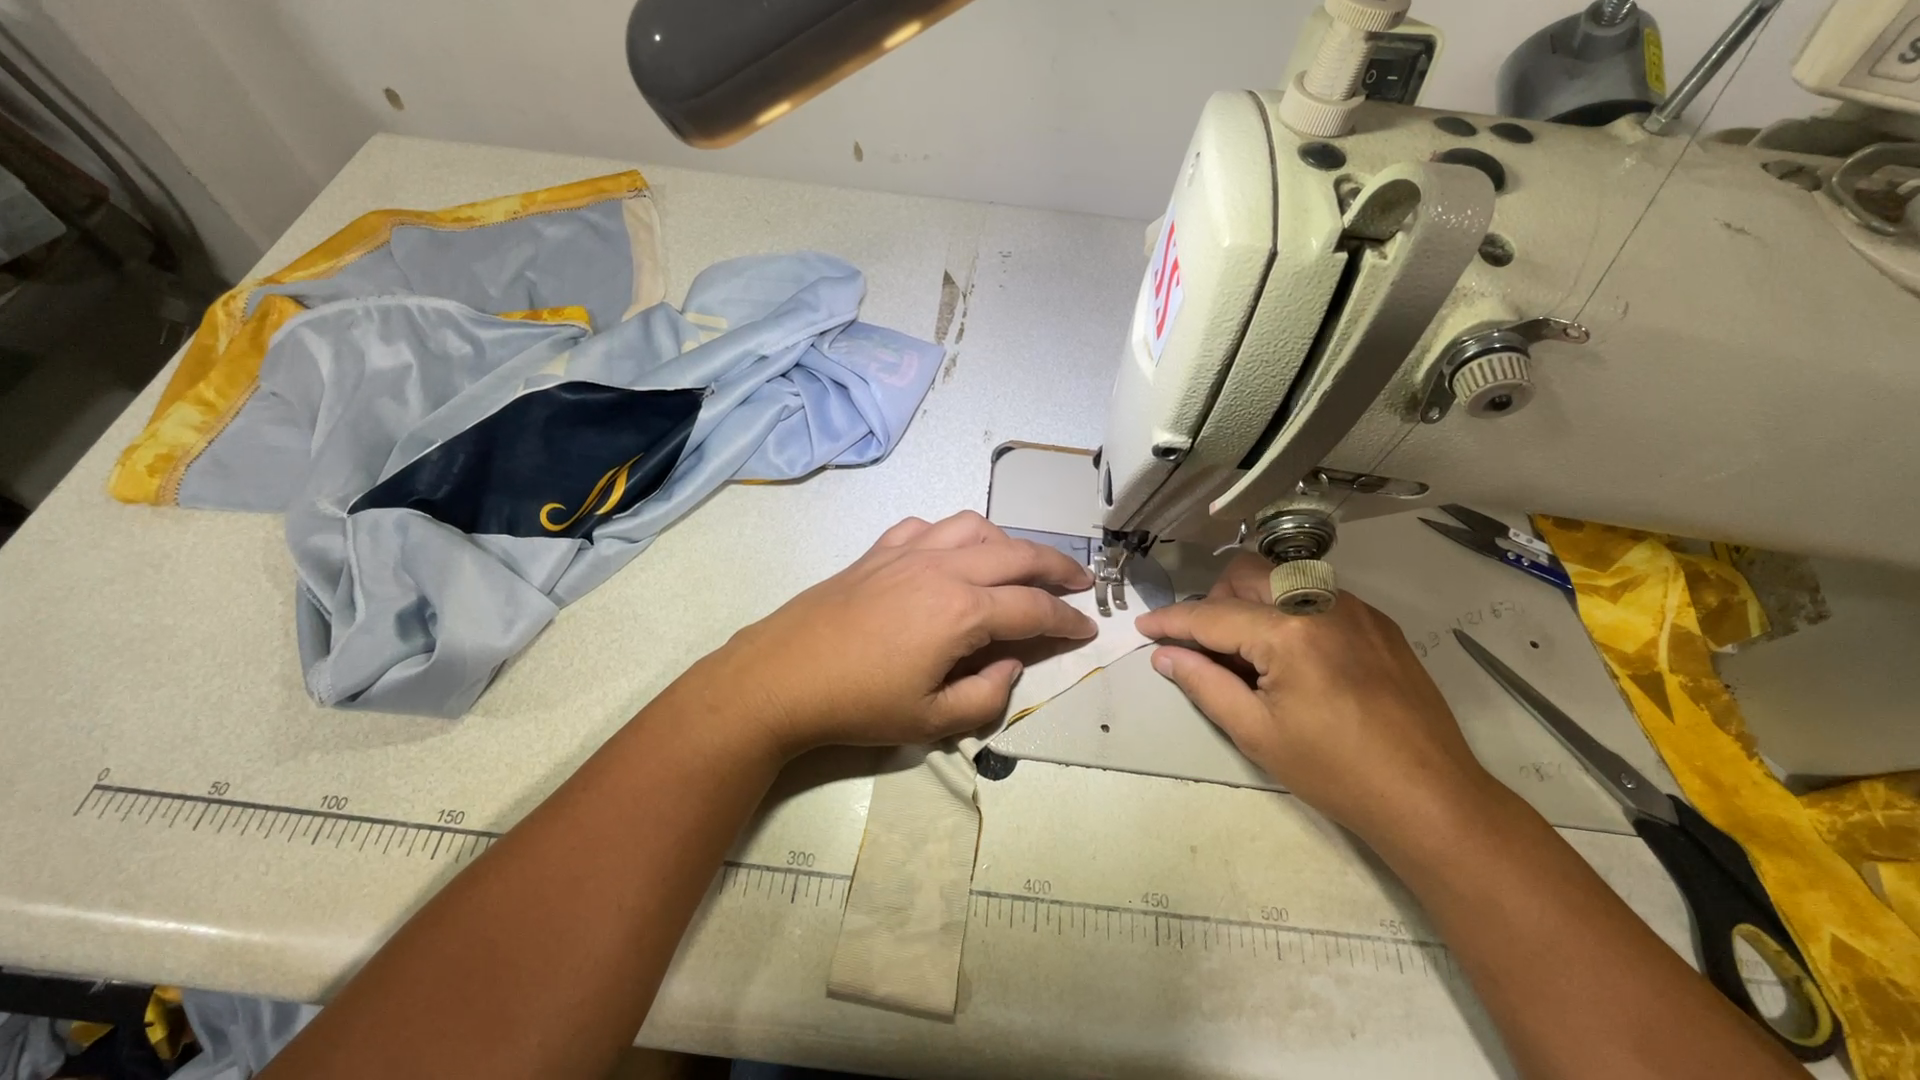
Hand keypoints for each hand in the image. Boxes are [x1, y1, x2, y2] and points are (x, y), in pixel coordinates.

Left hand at [694, 512, 1096, 757]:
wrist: (781, 678)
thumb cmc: (858, 705)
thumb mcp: (931, 721)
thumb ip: (986, 695)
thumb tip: (1010, 665)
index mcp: (962, 611)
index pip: (1033, 609)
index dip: (1067, 620)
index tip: (1088, 629)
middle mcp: (943, 569)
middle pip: (1016, 555)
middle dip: (1057, 567)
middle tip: (1081, 582)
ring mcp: (908, 553)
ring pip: (974, 527)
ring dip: (1008, 542)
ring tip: (1021, 563)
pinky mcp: (877, 552)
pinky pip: (927, 527)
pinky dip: (952, 534)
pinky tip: (952, 553)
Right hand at [1135, 555, 1503, 845]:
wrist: (1429, 796)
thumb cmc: (1335, 772)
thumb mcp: (1257, 733)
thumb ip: (1205, 684)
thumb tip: (1165, 654)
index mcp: (1289, 632)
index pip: (1213, 615)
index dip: (1172, 621)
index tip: (1143, 626)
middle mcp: (1323, 603)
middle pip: (1248, 573)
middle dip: (1214, 599)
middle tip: (1203, 644)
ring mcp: (1357, 610)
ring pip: (1285, 578)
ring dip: (1252, 601)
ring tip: (1249, 654)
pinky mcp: (1380, 625)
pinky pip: (1319, 597)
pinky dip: (1290, 612)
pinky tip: (1294, 659)